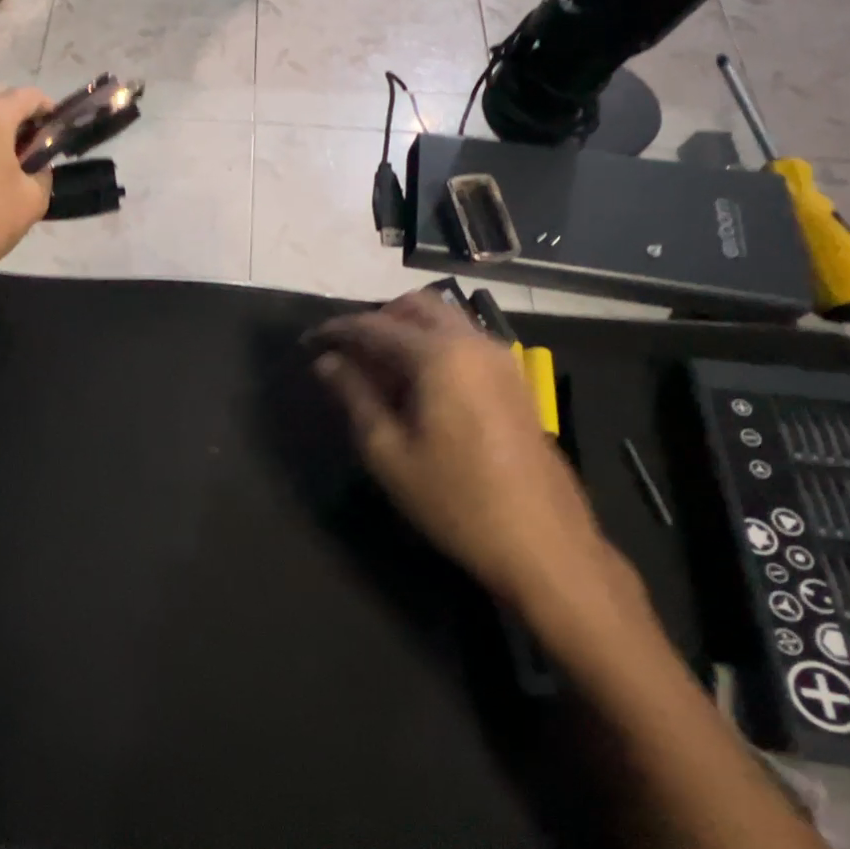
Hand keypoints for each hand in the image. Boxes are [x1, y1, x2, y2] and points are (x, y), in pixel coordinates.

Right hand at [304, 290, 618, 610]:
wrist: (542, 542)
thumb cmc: (454, 499)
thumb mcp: (387, 452)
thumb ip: (355, 396)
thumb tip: (327, 362)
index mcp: (440, 356)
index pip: (374, 325)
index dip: (335, 330)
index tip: (307, 343)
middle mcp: (474, 344)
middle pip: (416, 306)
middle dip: (375, 319)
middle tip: (343, 352)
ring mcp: (501, 361)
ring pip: (444, 321)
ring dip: (405, 331)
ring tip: (373, 369)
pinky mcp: (513, 382)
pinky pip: (463, 343)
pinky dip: (431, 347)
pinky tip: (412, 386)